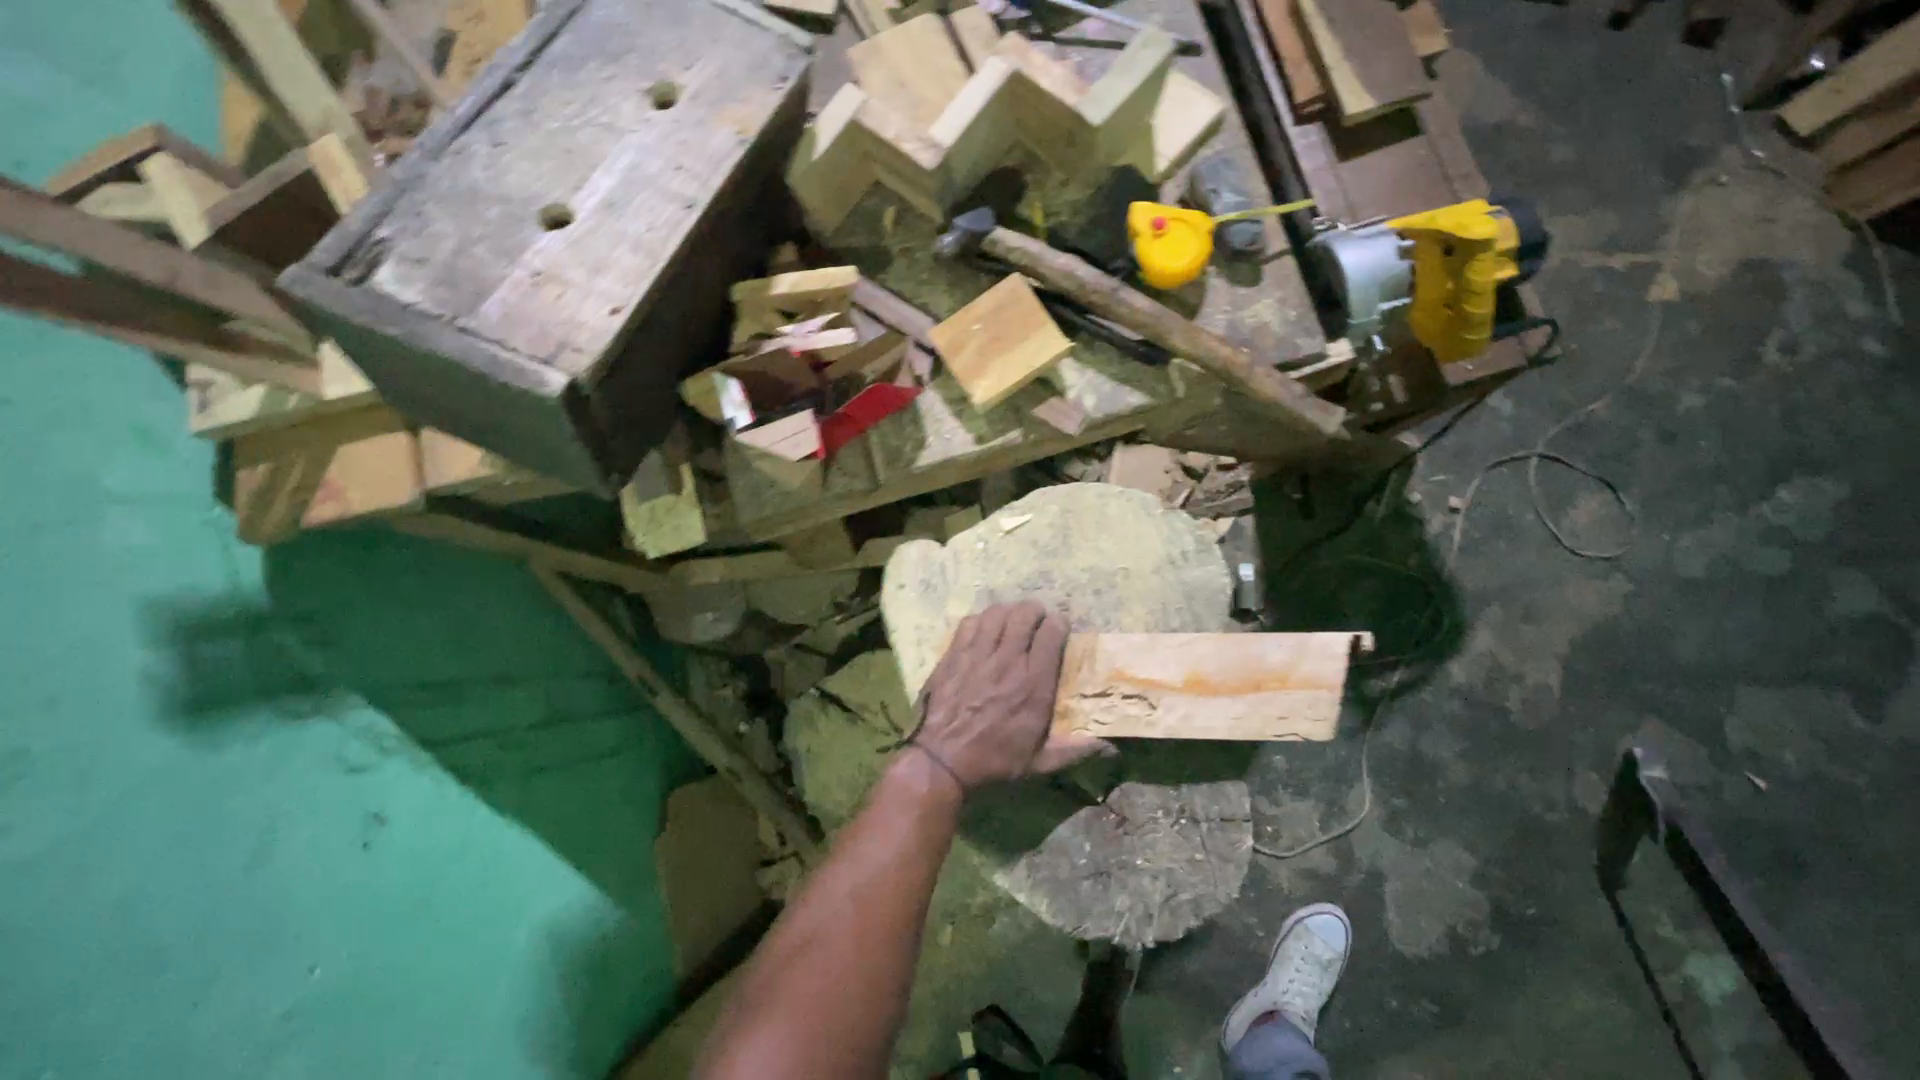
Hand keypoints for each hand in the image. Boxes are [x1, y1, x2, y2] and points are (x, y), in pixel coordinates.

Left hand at [911, 602, 1115, 792]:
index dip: (1059, 624)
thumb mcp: (1040, 762)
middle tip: (1036, 621)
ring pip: (997, 613)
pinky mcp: (954, 655)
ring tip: (1011, 621)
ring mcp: (978, 655)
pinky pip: (970, 623)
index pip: (1052, 633)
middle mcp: (1009, 661)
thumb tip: (1111, 749)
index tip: (1059, 629)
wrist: (942, 761)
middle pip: (1025, 614)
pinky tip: (983, 630)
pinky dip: (981, 620)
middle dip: (1035, 612)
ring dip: (1008, 612)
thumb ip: (1075, 750)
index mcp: (1035, 684)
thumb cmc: (995, 762)